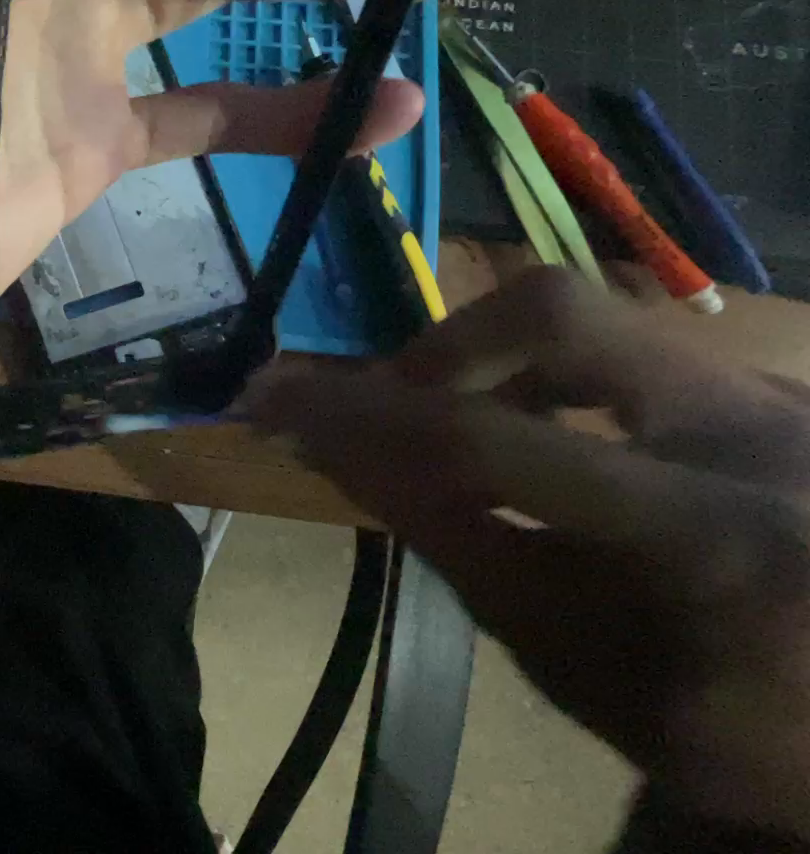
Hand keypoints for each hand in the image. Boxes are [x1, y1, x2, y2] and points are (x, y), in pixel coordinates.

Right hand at [245, 269, 809, 839]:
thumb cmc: (700, 714)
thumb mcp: (549, 639)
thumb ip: (435, 526)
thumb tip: (317, 437)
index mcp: (709, 536)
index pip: (483, 438)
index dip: (358, 410)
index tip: (270, 396)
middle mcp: (768, 438)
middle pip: (560, 312)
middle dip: (441, 350)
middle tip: (396, 404)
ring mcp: (789, 401)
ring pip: (593, 325)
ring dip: (494, 369)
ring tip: (466, 434)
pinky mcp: (783, 392)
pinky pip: (631, 353)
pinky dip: (549, 385)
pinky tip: (544, 442)